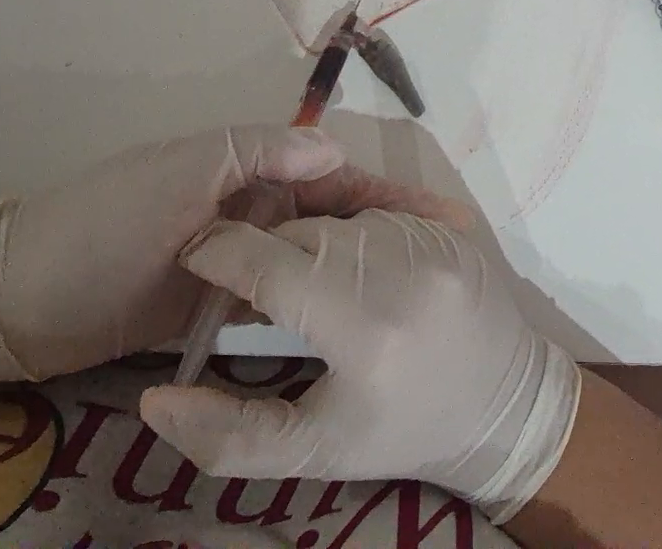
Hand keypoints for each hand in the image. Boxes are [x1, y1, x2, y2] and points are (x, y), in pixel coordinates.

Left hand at [0, 126, 461, 384]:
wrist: (13, 302)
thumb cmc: (102, 226)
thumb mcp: (178, 174)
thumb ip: (255, 154)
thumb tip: (336, 150)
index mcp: (250, 169)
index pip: (340, 177)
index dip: (393, 198)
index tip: (447, 224)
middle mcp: (255, 209)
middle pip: (340, 220)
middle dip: (394, 238)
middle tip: (449, 271)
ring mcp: (242, 259)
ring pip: (318, 260)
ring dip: (366, 271)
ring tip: (420, 299)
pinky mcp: (224, 304)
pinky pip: (287, 297)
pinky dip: (323, 303)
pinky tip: (361, 324)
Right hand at [137, 211, 580, 523]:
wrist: (505, 402)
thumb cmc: (405, 430)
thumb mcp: (314, 450)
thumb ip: (227, 435)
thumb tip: (156, 396)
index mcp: (364, 324)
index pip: (267, 261)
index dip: (218, 254)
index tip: (198, 262)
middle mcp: (403, 267)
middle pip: (301, 233)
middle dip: (264, 251)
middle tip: (252, 285)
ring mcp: (436, 239)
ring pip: (340, 217)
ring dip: (311, 241)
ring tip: (306, 281)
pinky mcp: (456, 226)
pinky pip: (383, 211)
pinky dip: (356, 231)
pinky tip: (354, 266)